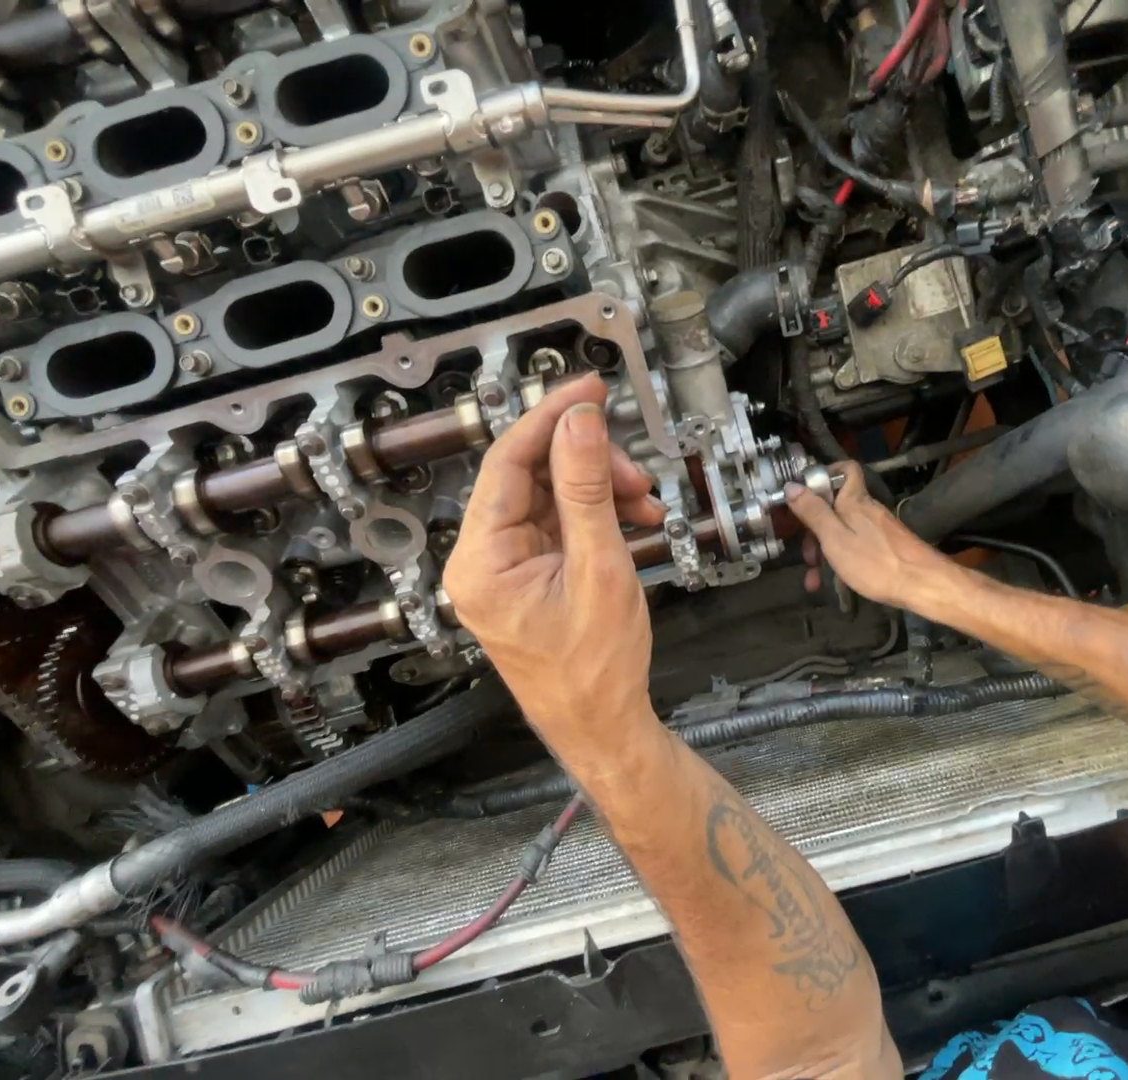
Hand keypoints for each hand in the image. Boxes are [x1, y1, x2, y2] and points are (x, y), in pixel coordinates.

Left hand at [444, 375, 666, 742]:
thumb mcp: (599, 569)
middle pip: (531, 476)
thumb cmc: (596, 666)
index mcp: (482, 560)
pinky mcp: (530, 573)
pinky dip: (598, 514)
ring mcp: (507, 567)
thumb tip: (581, 422)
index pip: (507, 463)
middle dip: (588, 464)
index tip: (590, 390)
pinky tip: (635, 517)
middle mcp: (483, 558)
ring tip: (646, 501)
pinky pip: (561, 524)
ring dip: (600, 489)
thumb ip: (587, 490)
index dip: (550, 419)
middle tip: (636, 472)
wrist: (602, 725)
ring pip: (550, 497)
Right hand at [782, 462, 957, 609]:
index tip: (807, 493)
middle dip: (815, 529)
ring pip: (843, 532)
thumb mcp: (835, 538)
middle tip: (807, 555)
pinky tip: (834, 583)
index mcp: (855, 501)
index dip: (826, 474)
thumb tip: (792, 485)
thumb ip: (814, 512)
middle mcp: (867, 510)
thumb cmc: (876, 562)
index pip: (846, 469)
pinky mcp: (885, 547)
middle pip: (836, 507)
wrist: (923, 585)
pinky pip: (856, 547)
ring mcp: (878, 529)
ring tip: (814, 579)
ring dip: (825, 552)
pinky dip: (842, 561)